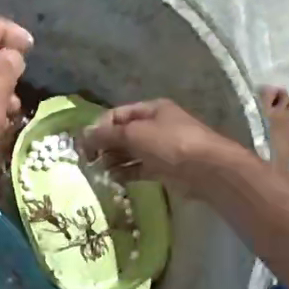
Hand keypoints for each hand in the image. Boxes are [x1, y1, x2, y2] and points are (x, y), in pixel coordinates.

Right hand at [81, 98, 248, 189]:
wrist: (205, 169)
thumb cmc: (170, 143)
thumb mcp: (134, 134)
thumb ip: (107, 135)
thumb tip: (84, 135)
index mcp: (151, 109)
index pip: (117, 114)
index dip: (99, 127)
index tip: (85, 144)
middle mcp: (155, 126)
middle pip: (123, 134)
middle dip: (105, 145)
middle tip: (88, 160)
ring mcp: (160, 148)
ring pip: (129, 152)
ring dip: (113, 160)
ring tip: (99, 171)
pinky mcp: (163, 168)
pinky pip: (138, 168)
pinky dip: (125, 173)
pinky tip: (113, 179)